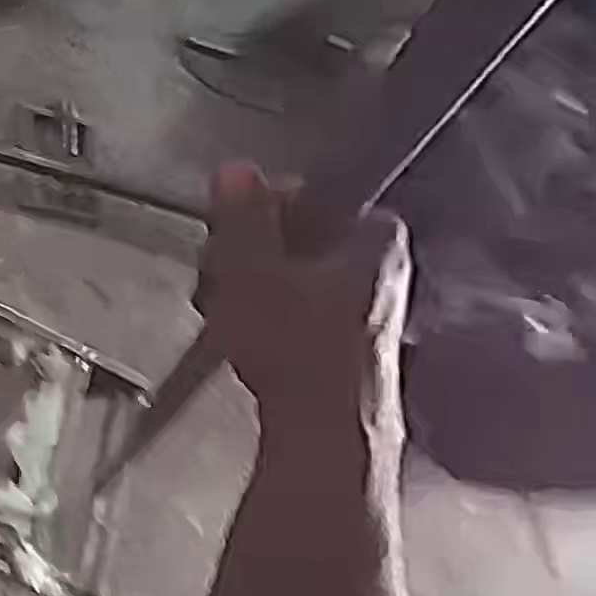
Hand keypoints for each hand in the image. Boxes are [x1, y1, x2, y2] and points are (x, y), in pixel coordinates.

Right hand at [199, 162, 405, 413]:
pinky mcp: (340, 338)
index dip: (265, 208)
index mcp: (371, 238)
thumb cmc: (292, 343)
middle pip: (296, 233)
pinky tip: (236, 330)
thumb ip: (244, 218)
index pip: (312, 195)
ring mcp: (360, 306)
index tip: (230, 230)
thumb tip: (234, 168)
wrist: (324, 427)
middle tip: (219, 273)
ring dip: (244, 282)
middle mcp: (377, 267)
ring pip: (288, 270)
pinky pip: (290, 303)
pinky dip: (259, 309)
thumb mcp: (253, 270)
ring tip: (220, 308)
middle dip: (246, 250)